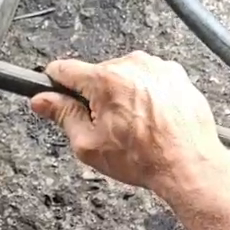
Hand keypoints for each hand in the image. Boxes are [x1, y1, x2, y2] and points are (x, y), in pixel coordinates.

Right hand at [28, 52, 229, 202]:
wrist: (188, 164)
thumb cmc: (143, 158)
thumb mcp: (88, 144)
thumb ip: (62, 116)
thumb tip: (41, 101)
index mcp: (105, 80)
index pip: (64, 69)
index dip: (55, 84)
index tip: (55, 94)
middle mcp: (132, 65)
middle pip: (97, 75)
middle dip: (95, 97)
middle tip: (106, 127)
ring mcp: (157, 67)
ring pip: (124, 77)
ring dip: (122, 96)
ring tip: (134, 127)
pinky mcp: (175, 74)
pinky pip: (149, 80)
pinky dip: (146, 97)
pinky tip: (151, 121)